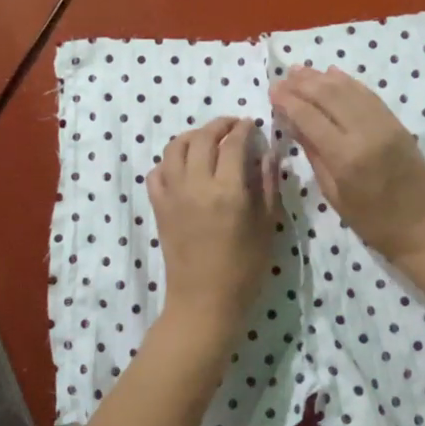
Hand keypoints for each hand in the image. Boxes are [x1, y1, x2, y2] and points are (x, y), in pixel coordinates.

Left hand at [147, 117, 275, 325]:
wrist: (204, 301)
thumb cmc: (244, 268)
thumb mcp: (266, 226)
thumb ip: (267, 185)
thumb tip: (266, 153)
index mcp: (228, 190)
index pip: (233, 143)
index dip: (243, 128)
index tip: (251, 124)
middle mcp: (196, 184)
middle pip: (202, 137)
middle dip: (219, 125)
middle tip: (232, 126)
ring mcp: (172, 194)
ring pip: (175, 148)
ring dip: (192, 136)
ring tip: (207, 140)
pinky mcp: (158, 206)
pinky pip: (157, 171)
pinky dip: (169, 161)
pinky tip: (183, 167)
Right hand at [271, 66, 424, 260]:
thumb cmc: (373, 222)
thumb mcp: (334, 195)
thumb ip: (314, 155)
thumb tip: (292, 124)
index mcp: (346, 157)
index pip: (310, 117)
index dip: (288, 101)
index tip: (271, 91)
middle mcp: (365, 132)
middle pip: (328, 95)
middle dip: (301, 84)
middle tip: (281, 78)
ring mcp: (384, 124)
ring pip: (348, 89)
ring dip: (321, 77)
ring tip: (300, 70)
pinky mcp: (396, 122)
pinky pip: (368, 94)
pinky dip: (347, 81)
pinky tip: (332, 74)